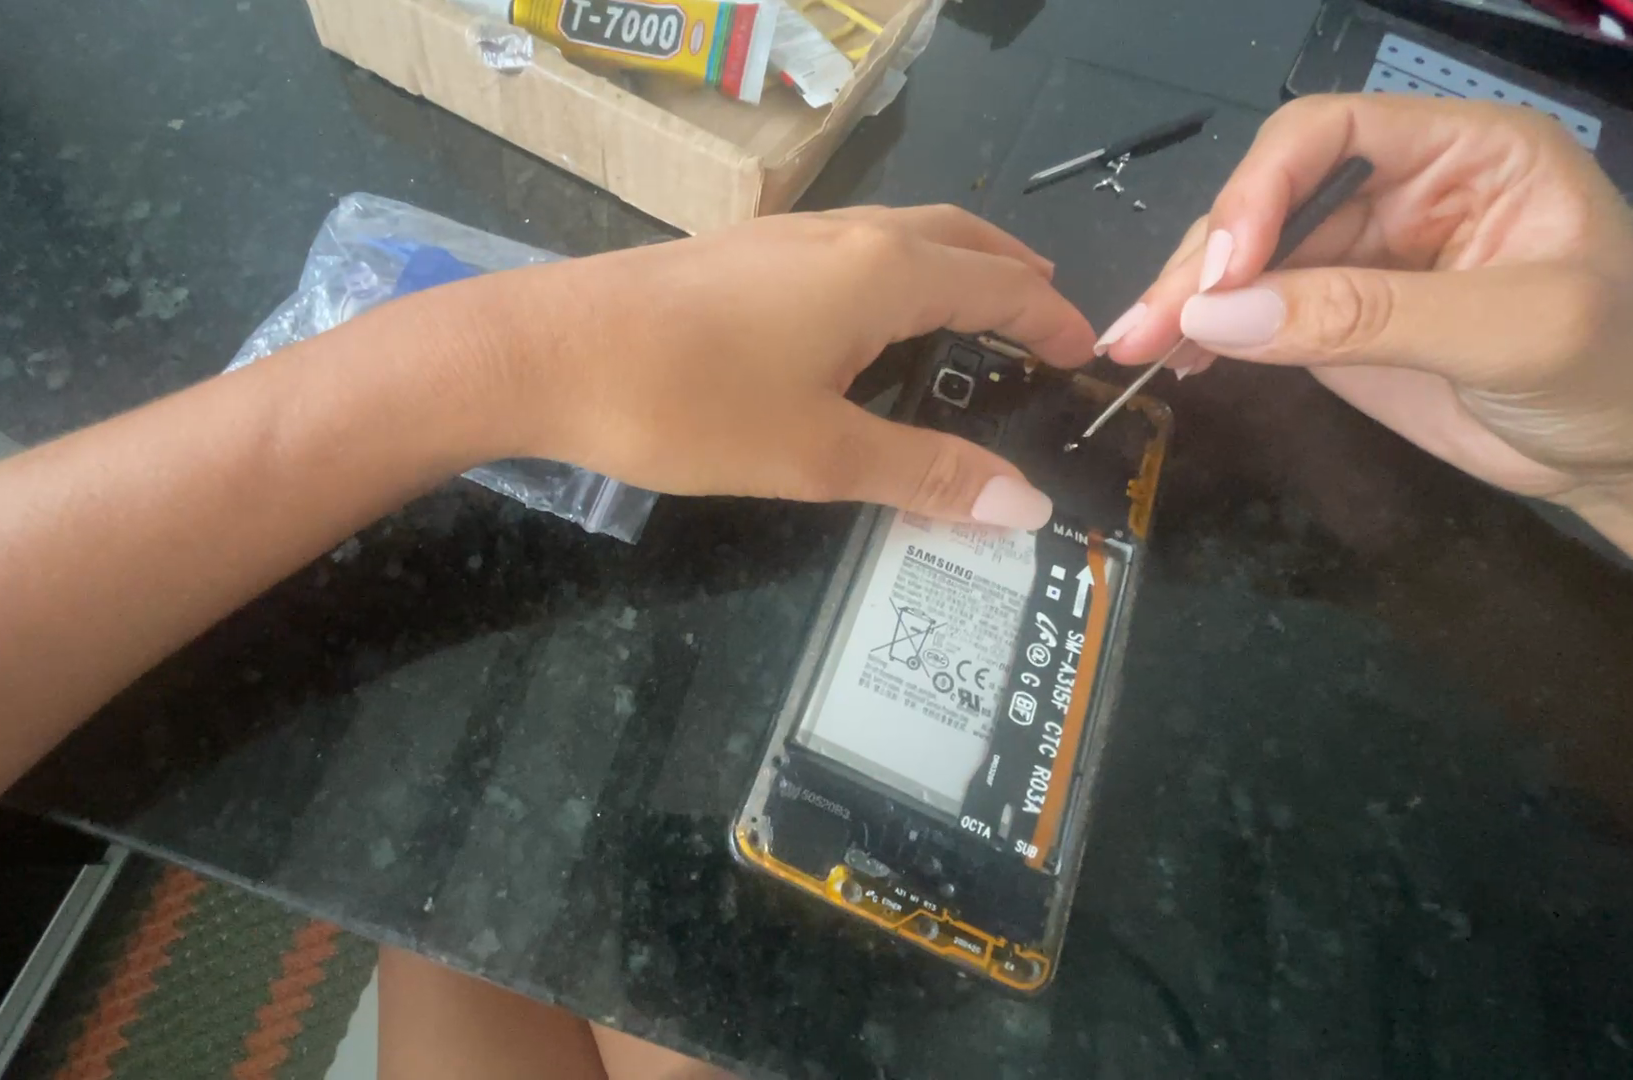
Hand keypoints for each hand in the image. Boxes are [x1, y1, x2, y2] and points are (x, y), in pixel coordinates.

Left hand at [428, 205, 1096, 529]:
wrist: (551, 355)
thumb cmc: (691, 407)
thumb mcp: (819, 454)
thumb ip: (925, 474)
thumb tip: (1027, 504)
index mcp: (882, 273)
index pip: (1000, 286)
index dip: (1050, 319)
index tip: (1081, 352)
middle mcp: (843, 236)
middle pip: (956, 240)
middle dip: (1010, 275)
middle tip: (1039, 318)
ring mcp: (783, 237)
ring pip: (896, 236)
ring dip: (948, 267)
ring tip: (967, 313)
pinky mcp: (738, 255)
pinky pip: (843, 253)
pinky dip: (888, 276)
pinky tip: (862, 316)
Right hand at [1095, 95, 1632, 550]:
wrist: (1617, 449)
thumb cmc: (1612, 372)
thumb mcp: (1510, 332)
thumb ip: (1362, 315)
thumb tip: (1212, 316)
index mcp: (1458, 157)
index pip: (1323, 138)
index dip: (1256, 195)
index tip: (1220, 277)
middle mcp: (1389, 196)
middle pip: (1258, 206)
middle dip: (1196, 269)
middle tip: (1141, 335)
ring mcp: (1346, 261)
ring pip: (1234, 265)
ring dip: (1178, 306)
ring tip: (1136, 353)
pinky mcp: (1316, 317)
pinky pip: (1237, 314)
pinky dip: (1196, 335)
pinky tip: (1172, 361)